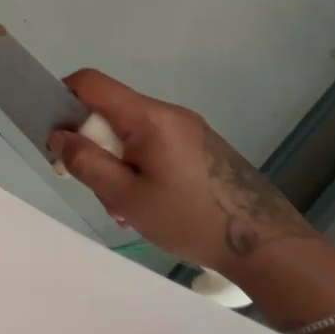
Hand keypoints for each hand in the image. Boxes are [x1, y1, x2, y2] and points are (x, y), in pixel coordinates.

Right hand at [47, 69, 319, 275]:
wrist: (275, 251)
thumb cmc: (193, 219)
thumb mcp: (124, 195)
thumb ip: (84, 161)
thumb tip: (59, 136)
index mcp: (150, 117)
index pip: (90, 82)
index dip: (63, 99)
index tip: (59, 137)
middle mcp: (171, 114)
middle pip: (109, 112)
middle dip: (92, 144)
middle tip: (94, 185)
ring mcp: (191, 131)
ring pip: (131, 134)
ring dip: (116, 163)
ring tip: (125, 205)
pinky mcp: (205, 150)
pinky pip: (156, 146)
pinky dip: (141, 168)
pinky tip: (150, 204)